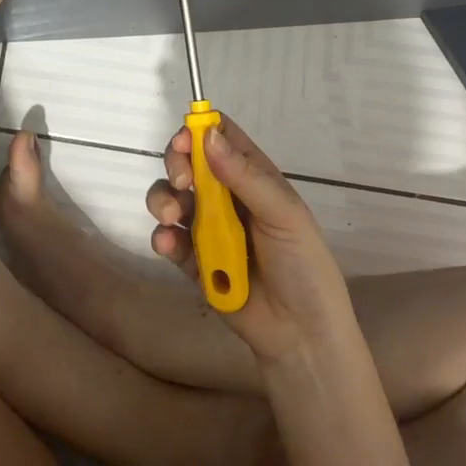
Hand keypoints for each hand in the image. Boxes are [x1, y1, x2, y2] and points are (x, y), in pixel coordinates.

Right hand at [148, 119, 362, 363]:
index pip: (219, 137)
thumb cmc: (302, 265)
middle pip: (187, 162)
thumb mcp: (283, 214)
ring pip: (170, 197)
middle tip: (182, 182)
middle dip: (176, 164)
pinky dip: (162, 238)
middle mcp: (226, 196)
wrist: (301, 335)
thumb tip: (206, 134)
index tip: (184, 141)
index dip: (198, 130)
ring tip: (171, 218)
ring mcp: (207, 228)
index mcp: (252, 177)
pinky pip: (168, 239)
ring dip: (163, 200)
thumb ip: (245, 176)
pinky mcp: (192, 261)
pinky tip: (169, 246)